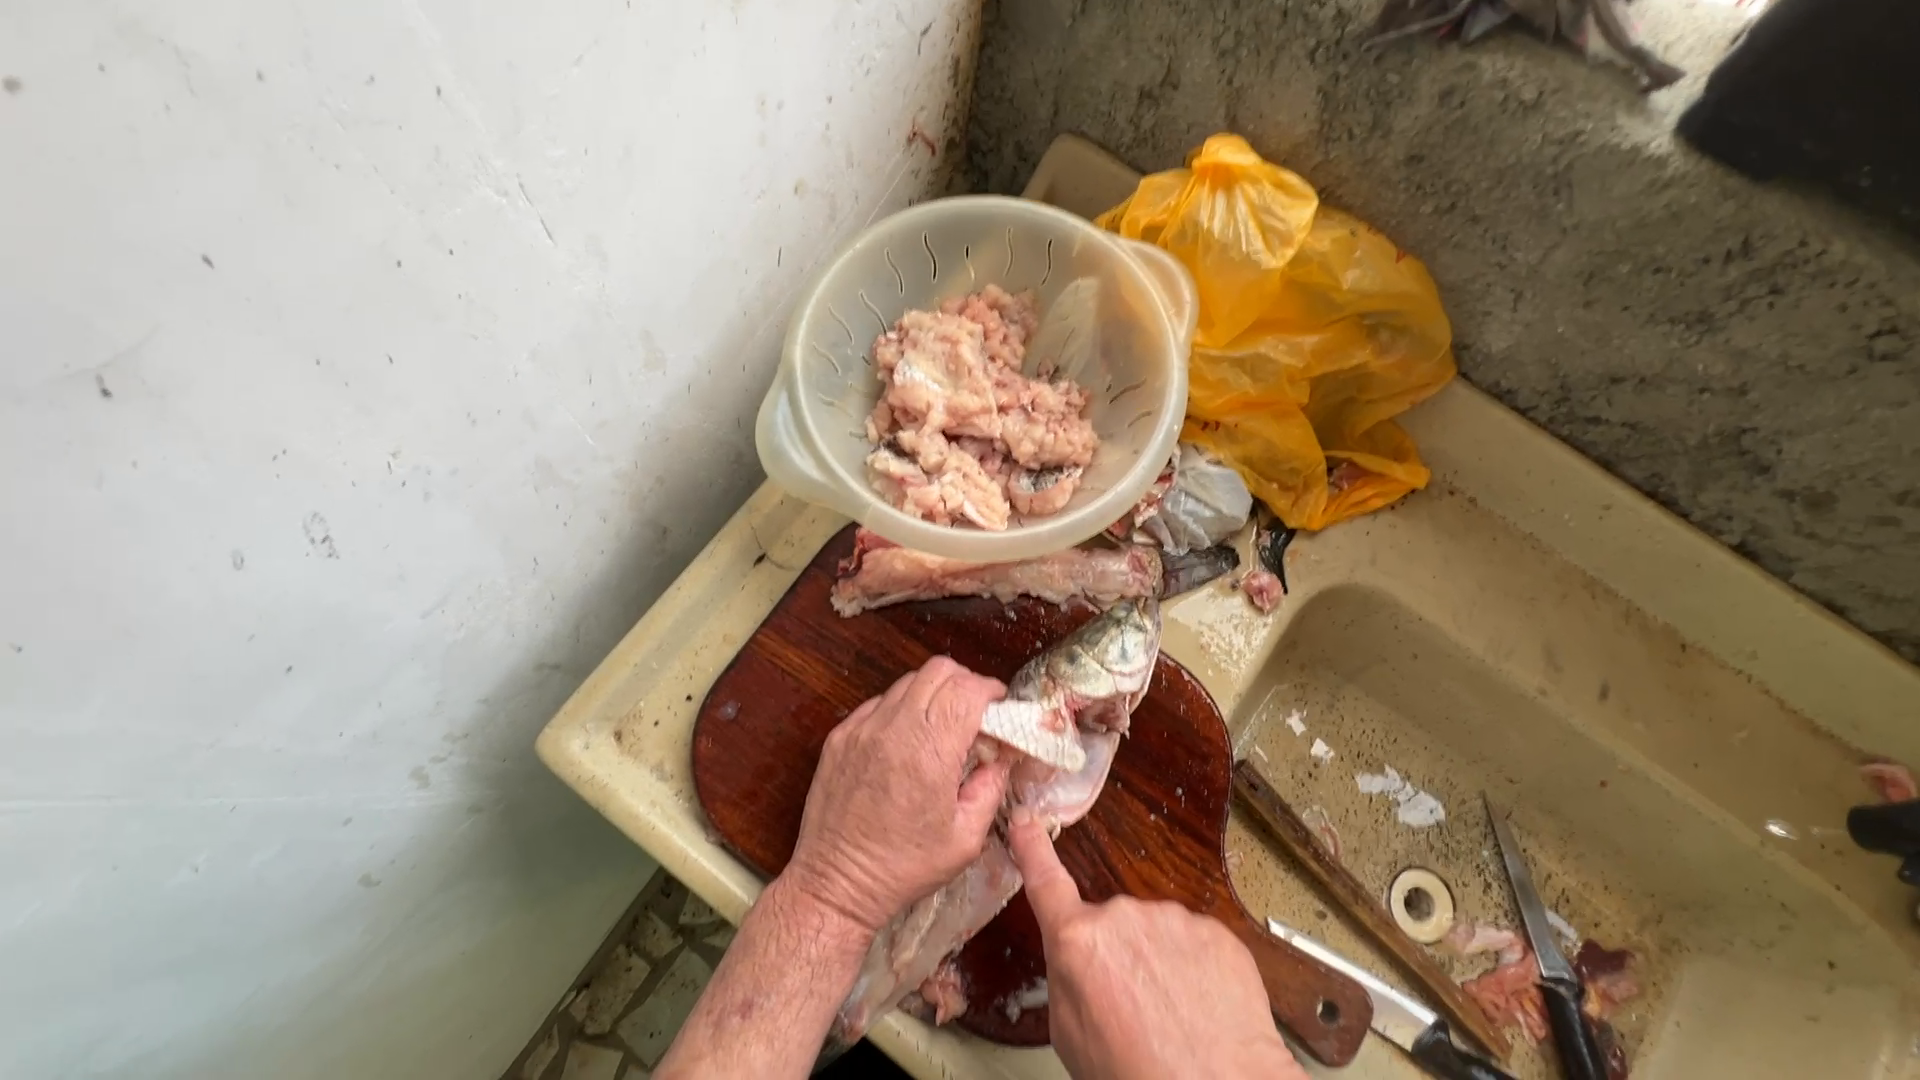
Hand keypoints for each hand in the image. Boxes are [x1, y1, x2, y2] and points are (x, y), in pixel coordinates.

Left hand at [782, 657, 1011, 935]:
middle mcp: (894, 728)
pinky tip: (907, 740)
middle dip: (964, 683)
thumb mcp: (966, 838)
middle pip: (938, 671)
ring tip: (941, 725)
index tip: (999, 704)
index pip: (966, 690)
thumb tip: (1002, 754)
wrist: (837, 884)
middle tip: (975, 710)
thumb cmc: (905, 867)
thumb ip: (991, 787)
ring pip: (907, 682)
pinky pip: (879, 703)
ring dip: (932, 693)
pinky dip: (901, 709)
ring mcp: (862, 728)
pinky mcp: (840, 736)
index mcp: (929, 752)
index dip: (990, 690)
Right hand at [1008, 814, 1308, 1079]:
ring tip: (1172, 1017)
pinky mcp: (1214, 932)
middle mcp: (1122, 917)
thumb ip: (1066, 980)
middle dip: (1118, 957)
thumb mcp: (1070, 1035)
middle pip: (1111, 927)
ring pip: (1156, 936)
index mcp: (1077, 941)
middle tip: (1132, 1007)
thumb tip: (1077, 963)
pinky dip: (1197, 972)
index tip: (1024, 822)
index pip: (1045, 880)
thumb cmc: (1138, 1074)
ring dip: (1160, 965)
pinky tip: (1201, 1010)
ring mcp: (1172, 919)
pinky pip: (1195, 945)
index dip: (1032, 848)